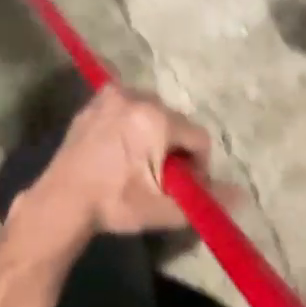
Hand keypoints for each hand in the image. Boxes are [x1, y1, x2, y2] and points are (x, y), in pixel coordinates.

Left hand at [7, 84, 218, 248]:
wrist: (64, 197)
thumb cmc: (115, 201)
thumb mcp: (166, 208)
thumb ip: (207, 199)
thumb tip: (241, 195)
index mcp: (154, 119)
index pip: (198, 137)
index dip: (199, 164)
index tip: (184, 184)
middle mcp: (131, 97)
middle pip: (173, 119)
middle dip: (175, 145)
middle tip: (163, 174)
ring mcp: (107, 97)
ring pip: (148, 110)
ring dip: (153, 131)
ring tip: (142, 163)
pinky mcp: (89, 104)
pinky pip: (123, 107)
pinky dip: (130, 123)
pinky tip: (121, 150)